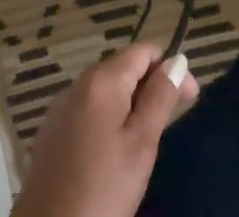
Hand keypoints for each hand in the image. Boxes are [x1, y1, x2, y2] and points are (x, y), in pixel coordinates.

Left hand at [10, 45, 199, 216]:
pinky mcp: (49, 135)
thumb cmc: (104, 188)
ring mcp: (58, 111)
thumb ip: (161, 96)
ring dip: (131, 102)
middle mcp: (76, 86)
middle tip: (170, 120)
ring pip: (105, 90)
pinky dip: (108, 117)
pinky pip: (87, 110)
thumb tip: (177, 61)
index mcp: (101, 81)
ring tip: (145, 138)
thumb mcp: (142, 142)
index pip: (143, 50)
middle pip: (123, 67)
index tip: (189, 98)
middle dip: (151, 85)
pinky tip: (113, 150)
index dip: (171, 67)